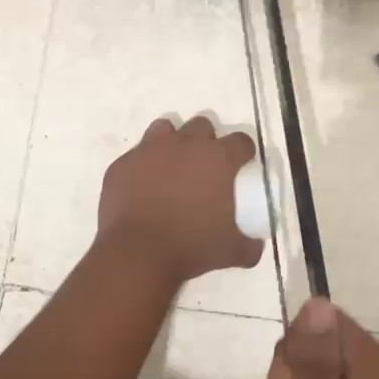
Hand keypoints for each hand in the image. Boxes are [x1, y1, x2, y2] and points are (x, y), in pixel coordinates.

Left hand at [96, 116, 263, 283]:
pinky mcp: (123, 163)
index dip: (244, 152)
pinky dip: (143, 165)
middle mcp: (185, 144)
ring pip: (165, 129)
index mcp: (218, 159)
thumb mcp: (231, 251)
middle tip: (204, 166)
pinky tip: (143, 185)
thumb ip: (249, 245)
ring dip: (172, 142)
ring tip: (172, 166)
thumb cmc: (191, 247)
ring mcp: (150, 150)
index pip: (241, 141)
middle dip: (206, 141)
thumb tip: (255, 246)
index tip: (242, 166)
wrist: (137, 252)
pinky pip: (136, 155)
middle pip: (202, 126)